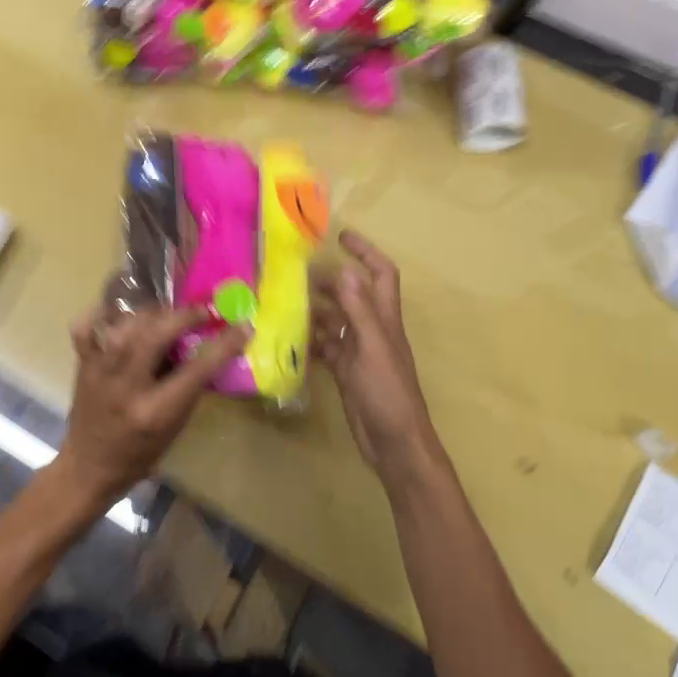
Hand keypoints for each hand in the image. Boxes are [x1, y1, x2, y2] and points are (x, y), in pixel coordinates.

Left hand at [54, 307, 249, 509]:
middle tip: (202, 312)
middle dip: (184, 316)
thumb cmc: (139, 454)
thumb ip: (189, 389)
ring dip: (152, 313)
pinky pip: (87, 327)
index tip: (243, 326)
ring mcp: (99, 371)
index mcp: (155, 412)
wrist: (88, 467)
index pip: (196, 370)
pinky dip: (104, 314)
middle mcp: (126, 387)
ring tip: (166, 315)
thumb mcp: (174, 428)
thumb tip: (206, 347)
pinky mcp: (82, 364)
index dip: (224, 344)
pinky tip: (121, 315)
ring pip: (126, 325)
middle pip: (156, 335)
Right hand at [313, 230, 440, 477]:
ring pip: (335, 320)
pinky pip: (326, 347)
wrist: (393, 441)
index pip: (380, 274)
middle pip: (351, 294)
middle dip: (328, 279)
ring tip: (283, 300)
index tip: (341, 236)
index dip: (366, 252)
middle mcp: (372, 330)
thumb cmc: (388, 391)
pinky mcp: (346, 372)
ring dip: (314, 308)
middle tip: (294, 273)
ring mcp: (358, 352)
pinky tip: (289, 336)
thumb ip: (358, 310)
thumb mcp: (372, 347)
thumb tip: (345, 270)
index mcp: (384, 319)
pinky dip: (310, 339)